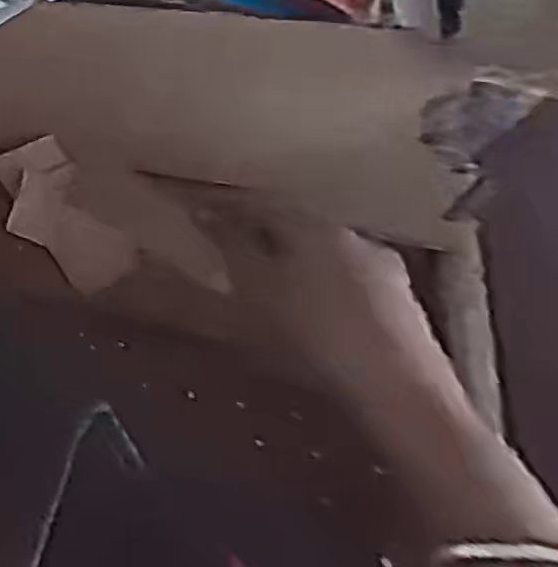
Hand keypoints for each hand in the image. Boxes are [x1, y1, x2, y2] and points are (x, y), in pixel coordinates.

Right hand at [195, 196, 436, 389]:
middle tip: (221, 235)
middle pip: (293, 222)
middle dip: (256, 226)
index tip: (193, 207)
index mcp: (315, 226)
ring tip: (256, 265)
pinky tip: (298, 291)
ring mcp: (383, 269)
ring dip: (286, 250)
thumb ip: (226, 241)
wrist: (400, 390)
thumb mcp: (252, 281)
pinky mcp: (399, 300)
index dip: (223, 204)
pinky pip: (342, 270)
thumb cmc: (310, 326)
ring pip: (319, 247)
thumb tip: (202, 211)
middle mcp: (353, 238)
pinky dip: (312, 271)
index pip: (258, 202)